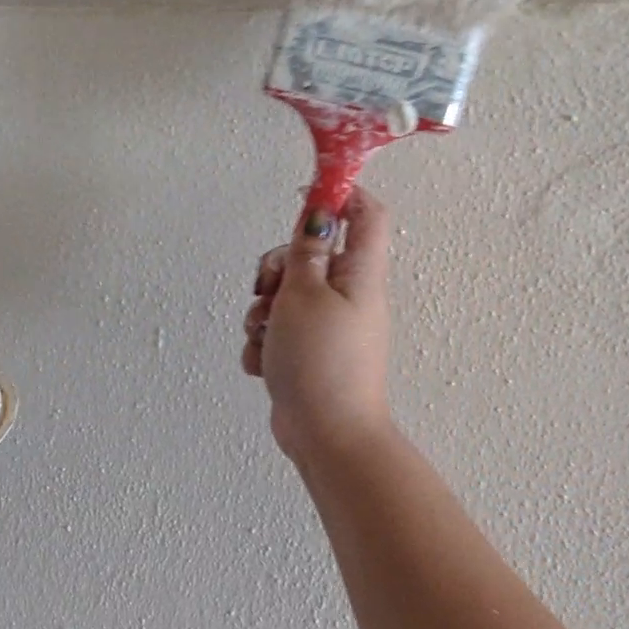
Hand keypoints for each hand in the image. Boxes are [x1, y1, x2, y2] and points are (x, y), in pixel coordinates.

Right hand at [241, 190, 395, 459]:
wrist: (326, 433)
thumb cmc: (321, 363)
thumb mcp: (304, 295)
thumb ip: (306, 251)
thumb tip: (317, 212)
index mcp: (360, 274)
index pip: (365, 213)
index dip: (339, 194)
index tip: (303, 195)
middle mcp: (348, 297)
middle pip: (311, 256)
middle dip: (277, 268)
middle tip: (268, 288)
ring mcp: (327, 329)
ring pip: (285, 298)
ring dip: (263, 313)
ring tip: (266, 337)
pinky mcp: (308, 356)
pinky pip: (278, 334)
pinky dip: (265, 345)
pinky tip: (267, 364)